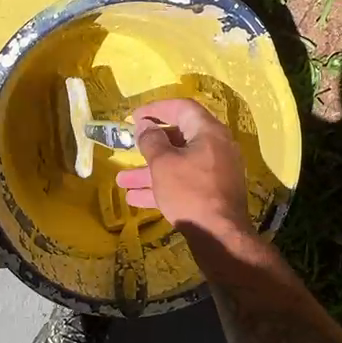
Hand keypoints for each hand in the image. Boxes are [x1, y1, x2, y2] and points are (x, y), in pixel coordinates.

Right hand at [114, 98, 249, 240]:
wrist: (219, 235)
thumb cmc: (189, 192)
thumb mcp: (163, 164)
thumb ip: (151, 141)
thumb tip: (145, 126)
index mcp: (208, 132)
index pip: (182, 108)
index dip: (156, 108)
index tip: (134, 117)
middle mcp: (216, 147)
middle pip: (179, 138)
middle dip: (149, 147)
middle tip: (128, 148)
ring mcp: (215, 172)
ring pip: (178, 164)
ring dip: (149, 171)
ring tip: (122, 181)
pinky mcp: (212, 193)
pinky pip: (184, 182)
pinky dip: (163, 186)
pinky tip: (136, 198)